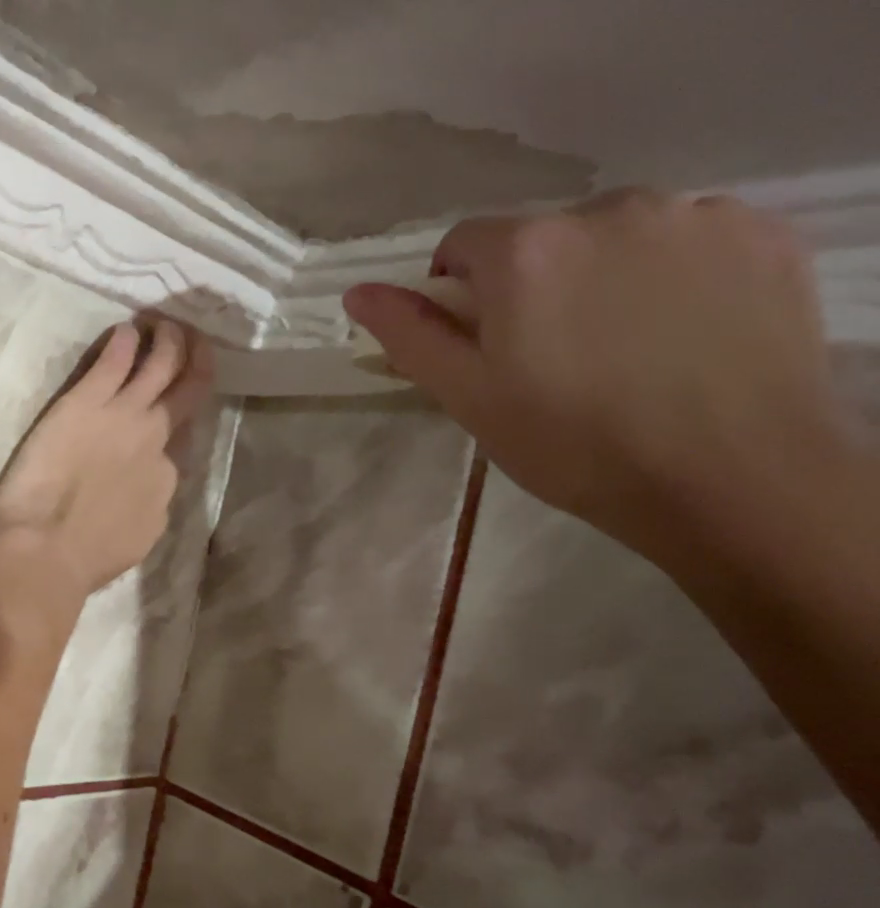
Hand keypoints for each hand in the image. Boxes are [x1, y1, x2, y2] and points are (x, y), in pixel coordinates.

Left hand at [0, 319, 212, 594]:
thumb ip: (144, 512)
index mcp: (163, 483)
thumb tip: (142, 500)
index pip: (173, 445)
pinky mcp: (88, 401)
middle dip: (195, 365)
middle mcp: (156, 443)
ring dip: (169, 342)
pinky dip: (124, 343)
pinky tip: (125, 330)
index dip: (169, 426)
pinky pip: (115, 361)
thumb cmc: (81, 561)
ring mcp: (125, 417)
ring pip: (160, 366)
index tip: (163, 412)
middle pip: (187, 394)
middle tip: (196, 342)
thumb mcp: (134, 542)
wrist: (47, 551)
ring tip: (167, 324)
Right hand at [344, 189, 841, 558]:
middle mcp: (608, 211)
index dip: (461, 291)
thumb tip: (358, 293)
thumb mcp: (468, 397)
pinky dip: (678, 273)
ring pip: (620, 234)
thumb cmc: (574, 444)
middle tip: (554, 352)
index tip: (484, 342)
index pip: (465, 243)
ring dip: (606, 272)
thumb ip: (411, 334)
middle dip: (537, 282)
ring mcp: (697, 217)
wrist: (732, 478)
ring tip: (625, 343)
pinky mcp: (766, 236)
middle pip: (545, 236)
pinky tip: (685, 330)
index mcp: (526, 251)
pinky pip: (695, 239)